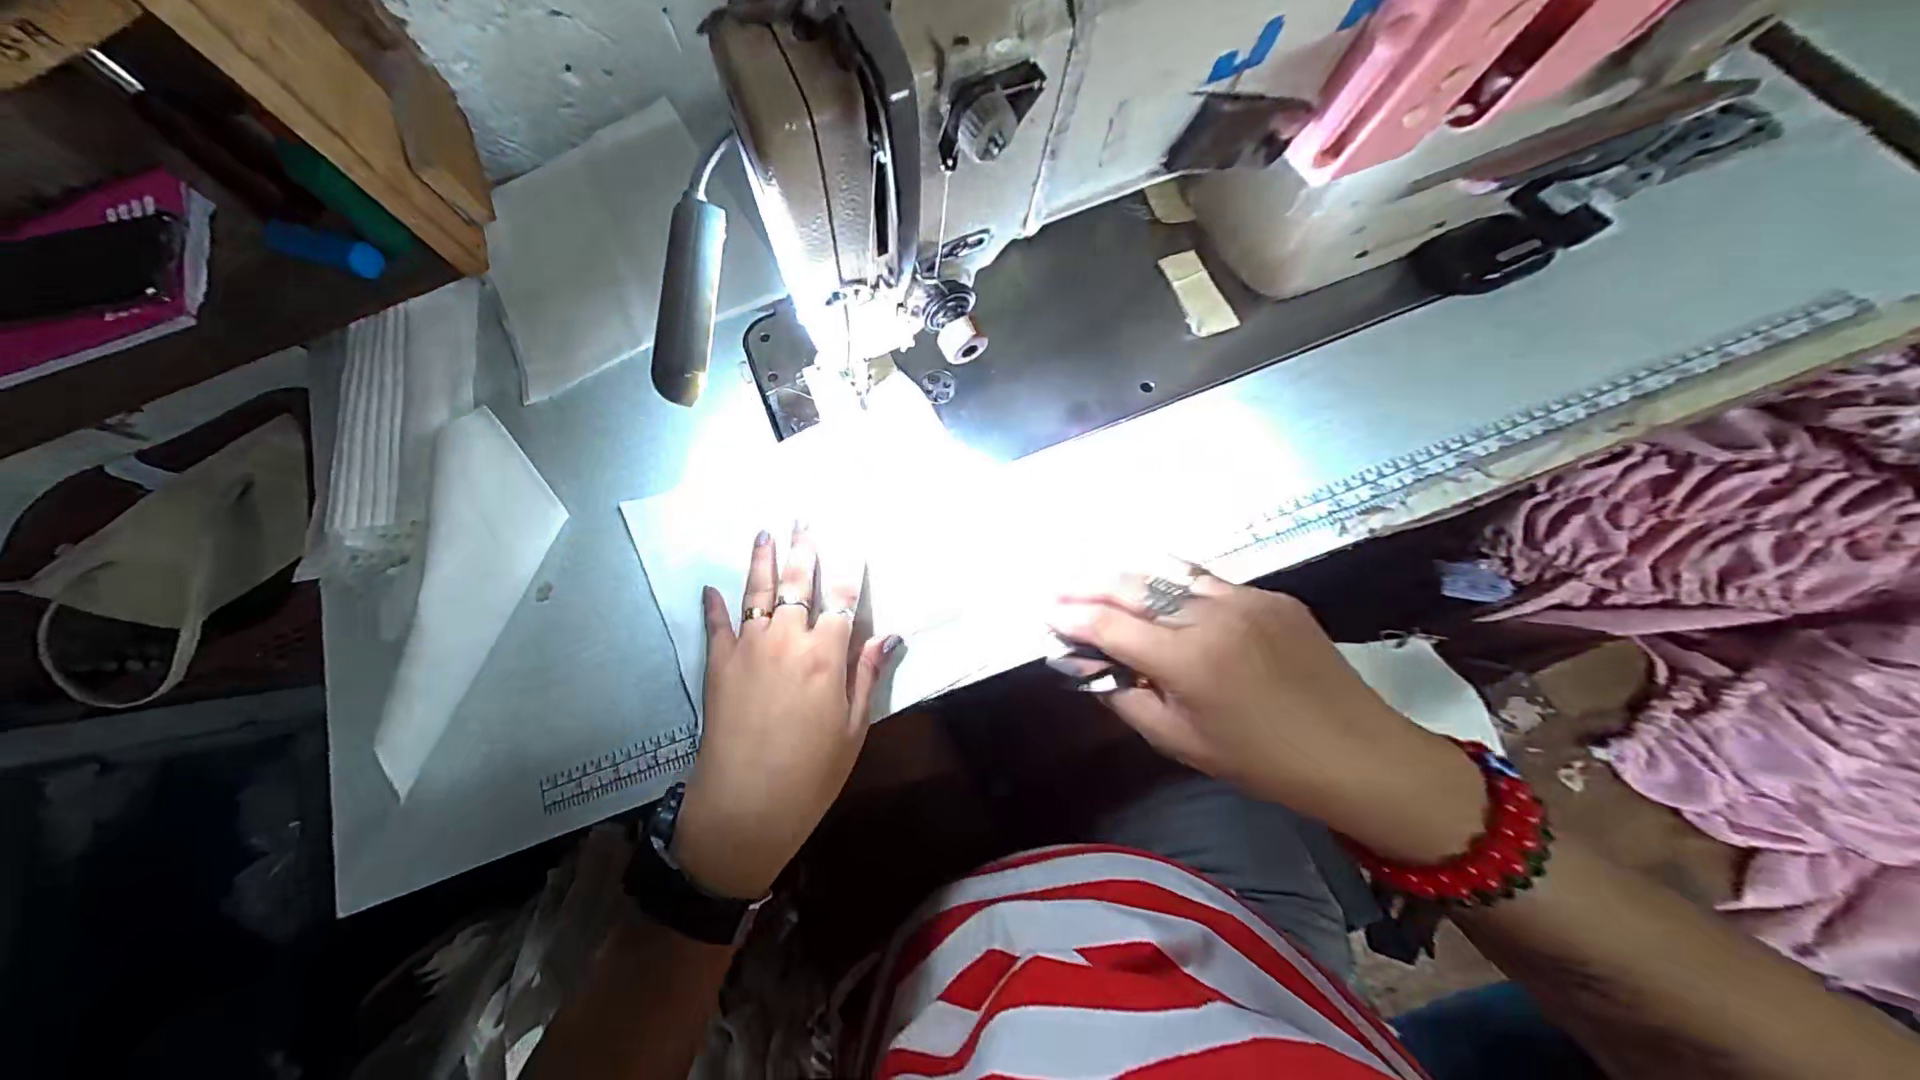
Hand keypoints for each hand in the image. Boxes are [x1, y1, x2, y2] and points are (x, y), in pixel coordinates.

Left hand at [672, 524, 900, 899]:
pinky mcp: (717, 665)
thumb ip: (866, 675)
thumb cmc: (811, 773)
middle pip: (797, 582)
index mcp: (826, 654)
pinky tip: (711, 586)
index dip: (848, 566)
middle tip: (803, 519)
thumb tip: (888, 635)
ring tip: (765, 532)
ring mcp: (747, 648)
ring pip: (756, 592)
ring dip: (761, 560)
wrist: (743, 806)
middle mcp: (786, 639)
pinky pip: (716, 625)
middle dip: (803, 548)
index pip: (842, 597)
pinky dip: (714, 604)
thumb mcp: (853, 728)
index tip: (852, 539)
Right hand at [1049, 571, 1486, 864]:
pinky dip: (1173, 584)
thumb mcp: (1179, 742)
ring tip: (1100, 582)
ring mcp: (1246, 599)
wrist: (1357, 754)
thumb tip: (1087, 665)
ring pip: (1169, 574)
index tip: (1048, 612)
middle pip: (1134, 586)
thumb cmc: (1260, 761)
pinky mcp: (1272, 596)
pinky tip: (1160, 592)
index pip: (1110, 624)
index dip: (1073, 616)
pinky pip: (1208, 582)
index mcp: (1188, 659)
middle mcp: (1212, 616)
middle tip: (1062, 588)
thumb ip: (1125, 697)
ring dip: (1129, 577)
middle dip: (1090, 585)